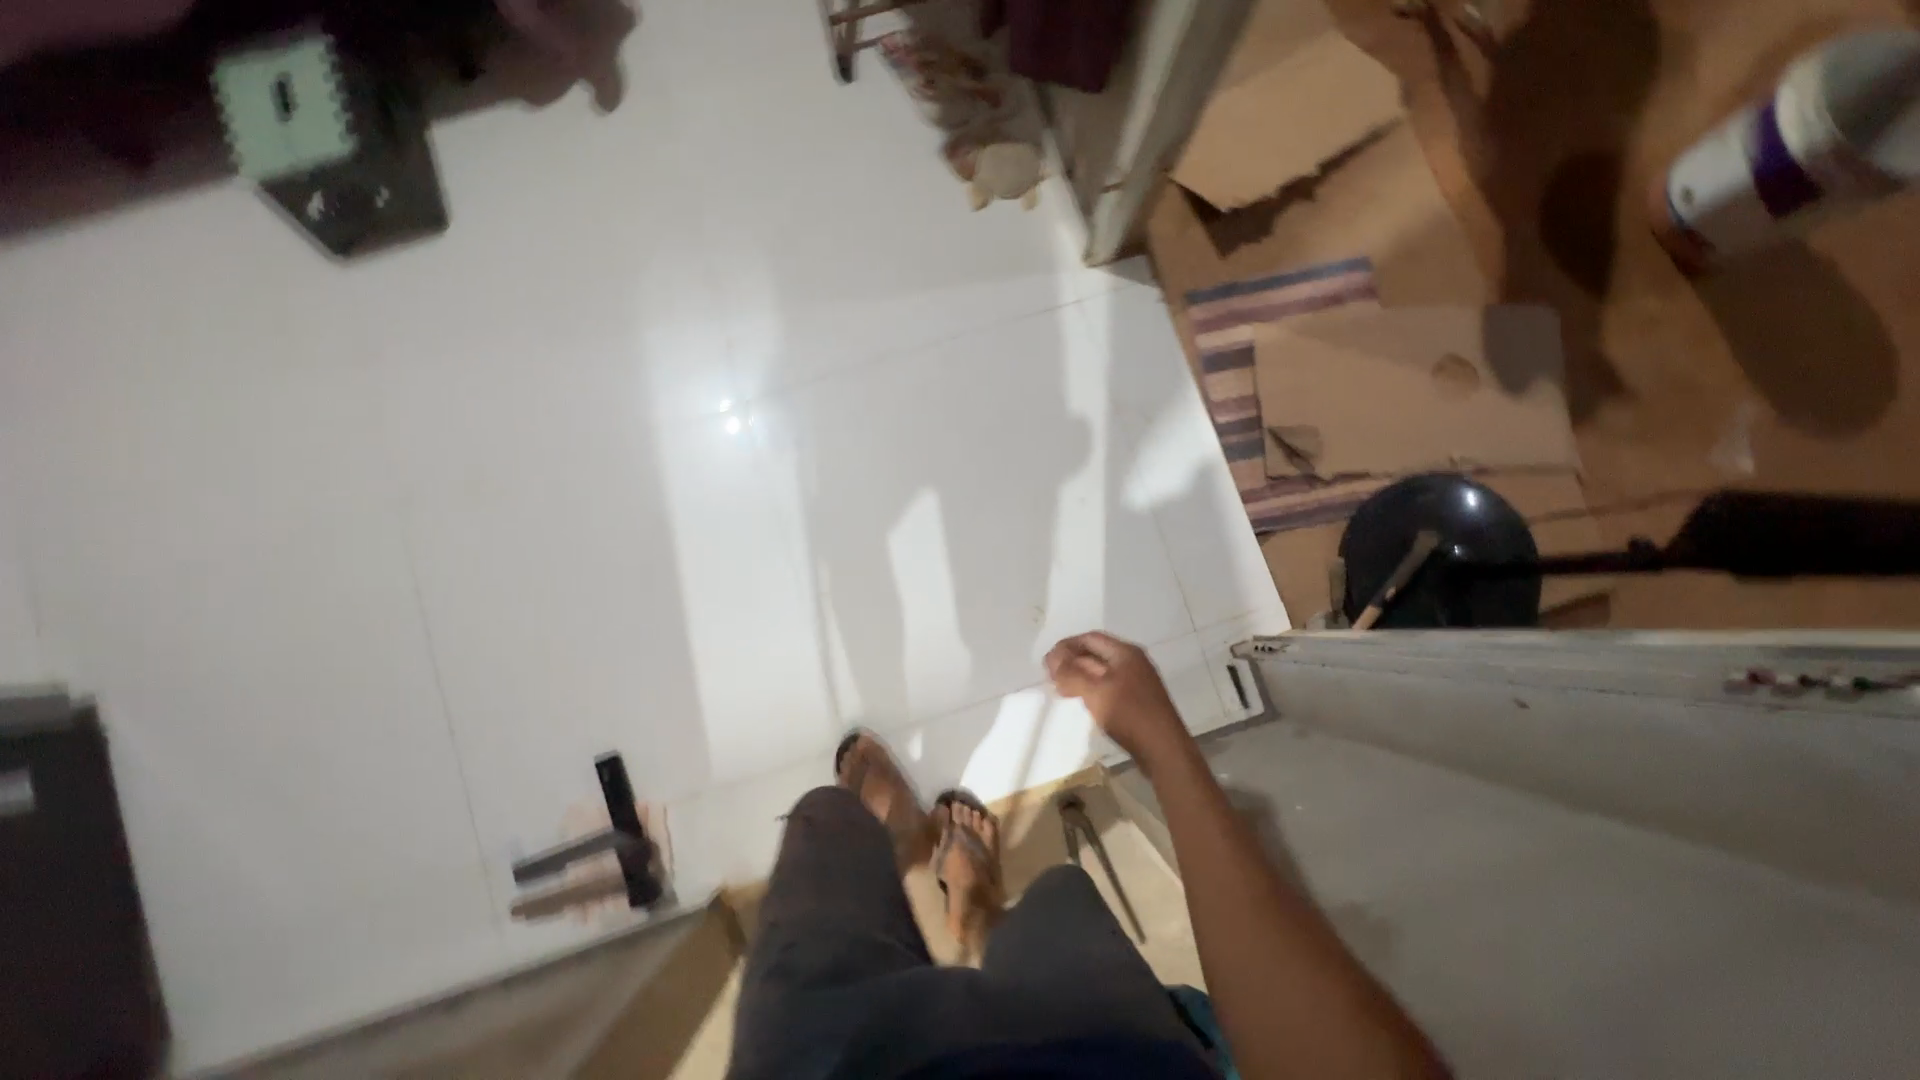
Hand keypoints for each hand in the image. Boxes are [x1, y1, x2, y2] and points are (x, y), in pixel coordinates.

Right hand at [1045, 632, 1188, 760]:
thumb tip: (1052, 657)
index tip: (1047, 662)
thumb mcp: (1095, 691)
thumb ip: (1071, 672)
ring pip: (1102, 670)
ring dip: (1081, 675)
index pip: (1090, 638)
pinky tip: (1083, 700)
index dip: (1066, 646)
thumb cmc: (1129, 715)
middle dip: (1072, 661)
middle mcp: (1134, 661)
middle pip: (1096, 653)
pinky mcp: (1138, 699)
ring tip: (1062, 688)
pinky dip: (1092, 688)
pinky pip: (1109, 685)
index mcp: (1125, 652)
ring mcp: (1138, 681)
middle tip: (1051, 676)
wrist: (1163, 749)